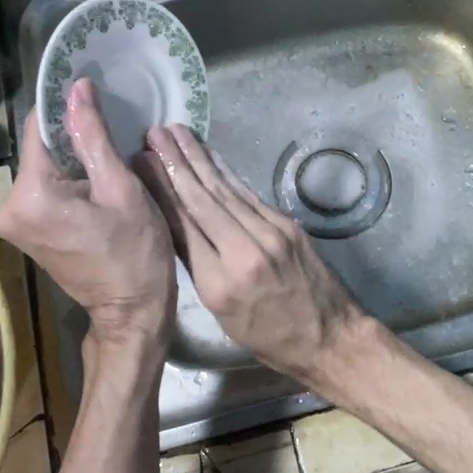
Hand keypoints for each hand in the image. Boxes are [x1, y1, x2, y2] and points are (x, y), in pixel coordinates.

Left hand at [0, 78, 175, 356]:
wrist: (131, 310)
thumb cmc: (135, 252)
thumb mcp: (122, 189)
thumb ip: (94, 136)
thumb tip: (78, 88)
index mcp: (31, 194)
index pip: (39, 127)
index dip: (66, 106)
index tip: (93, 92)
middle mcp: (9, 206)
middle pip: (42, 149)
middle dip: (74, 139)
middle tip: (114, 134)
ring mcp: (13, 222)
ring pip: (45, 169)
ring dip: (74, 160)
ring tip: (111, 160)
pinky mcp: (24, 232)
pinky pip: (46, 190)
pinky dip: (70, 182)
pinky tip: (98, 184)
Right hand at [143, 124, 367, 386]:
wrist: (331, 338)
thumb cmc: (271, 339)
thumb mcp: (223, 314)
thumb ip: (200, 269)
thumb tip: (178, 227)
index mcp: (218, 283)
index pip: (181, 226)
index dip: (160, 190)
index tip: (141, 162)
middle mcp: (243, 252)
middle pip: (201, 200)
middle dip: (175, 164)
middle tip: (154, 133)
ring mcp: (270, 235)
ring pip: (225, 191)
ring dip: (199, 160)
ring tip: (176, 134)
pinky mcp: (288, 227)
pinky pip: (249, 196)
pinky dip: (228, 175)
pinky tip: (212, 158)